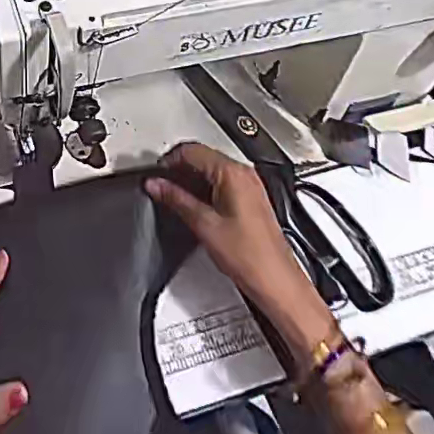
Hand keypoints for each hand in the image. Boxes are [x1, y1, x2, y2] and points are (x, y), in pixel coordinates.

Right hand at [144, 143, 333, 352]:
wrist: (277, 283)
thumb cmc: (250, 257)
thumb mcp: (203, 225)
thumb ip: (176, 199)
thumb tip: (156, 184)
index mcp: (233, 173)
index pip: (192, 150)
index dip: (170, 159)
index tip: (157, 174)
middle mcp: (245, 174)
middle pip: (203, 156)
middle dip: (180, 168)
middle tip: (162, 184)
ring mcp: (251, 185)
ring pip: (213, 168)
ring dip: (192, 178)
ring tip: (175, 196)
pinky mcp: (252, 198)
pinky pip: (224, 181)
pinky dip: (206, 188)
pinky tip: (197, 205)